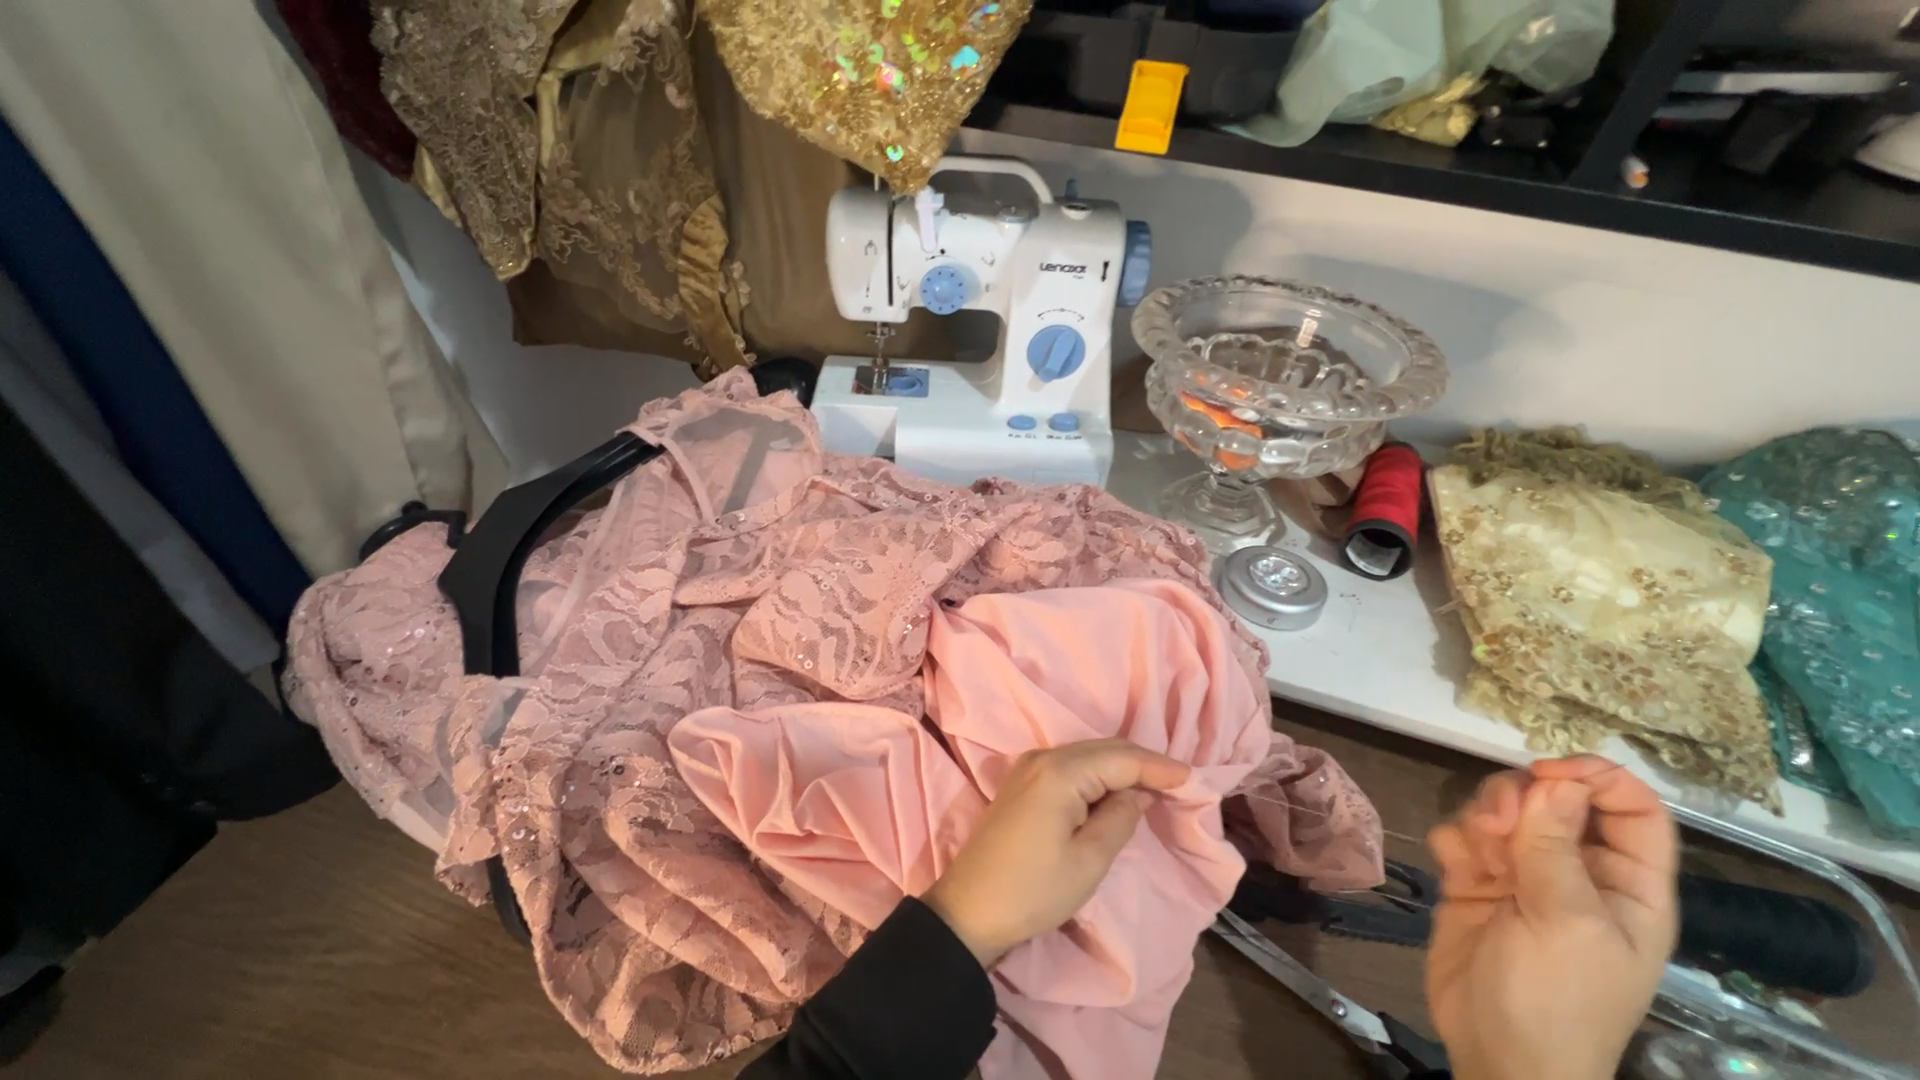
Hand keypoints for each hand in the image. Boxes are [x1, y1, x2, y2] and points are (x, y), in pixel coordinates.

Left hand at [922, 738, 1190, 967]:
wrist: (968, 911)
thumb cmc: (1033, 891)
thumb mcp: (1088, 861)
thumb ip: (1119, 819)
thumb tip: (1135, 793)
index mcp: (1060, 772)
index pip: (1122, 759)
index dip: (1159, 768)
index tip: (1193, 779)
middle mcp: (1043, 758)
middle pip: (1105, 749)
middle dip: (1143, 763)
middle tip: (1180, 782)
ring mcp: (1028, 768)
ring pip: (1088, 755)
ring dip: (1121, 767)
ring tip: (1156, 785)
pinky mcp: (1021, 784)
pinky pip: (1071, 767)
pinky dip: (1099, 774)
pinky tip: (1116, 790)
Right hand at [1426, 756, 1678, 1079]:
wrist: (1499, 1056)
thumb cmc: (1556, 999)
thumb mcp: (1566, 922)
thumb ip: (1556, 848)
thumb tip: (1557, 780)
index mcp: (1626, 886)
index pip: (1633, 809)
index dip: (1596, 779)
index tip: (1547, 772)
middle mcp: (1577, 873)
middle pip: (1553, 799)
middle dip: (1520, 798)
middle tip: (1497, 822)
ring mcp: (1523, 877)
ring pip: (1503, 811)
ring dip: (1483, 819)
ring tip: (1476, 853)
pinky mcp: (1475, 884)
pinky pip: (1463, 837)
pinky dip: (1455, 841)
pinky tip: (1456, 866)